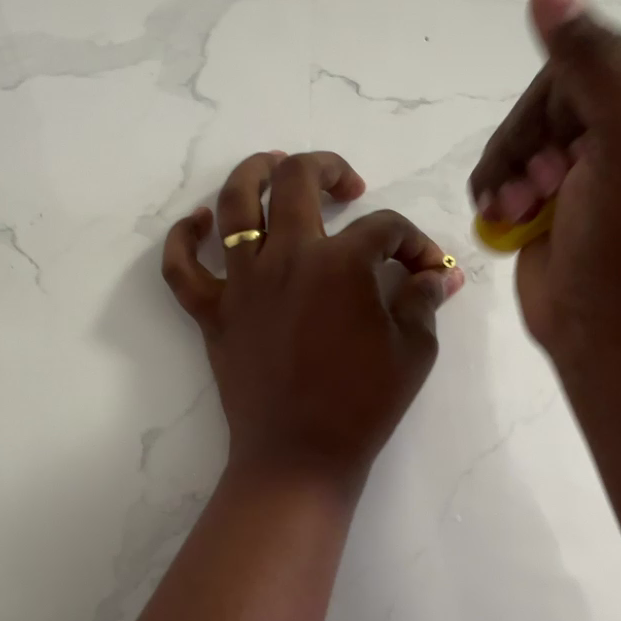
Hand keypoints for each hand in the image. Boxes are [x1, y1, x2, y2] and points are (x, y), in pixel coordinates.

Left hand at [163, 151, 464, 490]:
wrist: (300, 454)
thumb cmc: (362, 405)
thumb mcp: (414, 351)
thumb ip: (422, 299)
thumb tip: (438, 274)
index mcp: (341, 264)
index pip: (383, 228)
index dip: (412, 241)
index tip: (425, 268)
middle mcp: (287, 258)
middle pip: (298, 181)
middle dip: (328, 169)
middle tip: (347, 185)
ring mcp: (242, 283)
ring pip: (234, 204)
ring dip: (253, 173)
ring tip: (272, 166)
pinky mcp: (212, 312)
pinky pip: (182, 266)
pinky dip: (184, 238)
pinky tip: (200, 222)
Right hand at [468, 0, 620, 364]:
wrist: (610, 334)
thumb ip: (591, 62)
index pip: (601, 54)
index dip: (567, 90)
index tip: (567, 139)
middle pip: (553, 94)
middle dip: (531, 139)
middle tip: (541, 183)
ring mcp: (589, 168)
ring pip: (521, 132)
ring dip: (506, 168)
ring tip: (516, 207)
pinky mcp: (553, 201)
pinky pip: (505, 169)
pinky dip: (494, 190)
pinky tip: (502, 215)